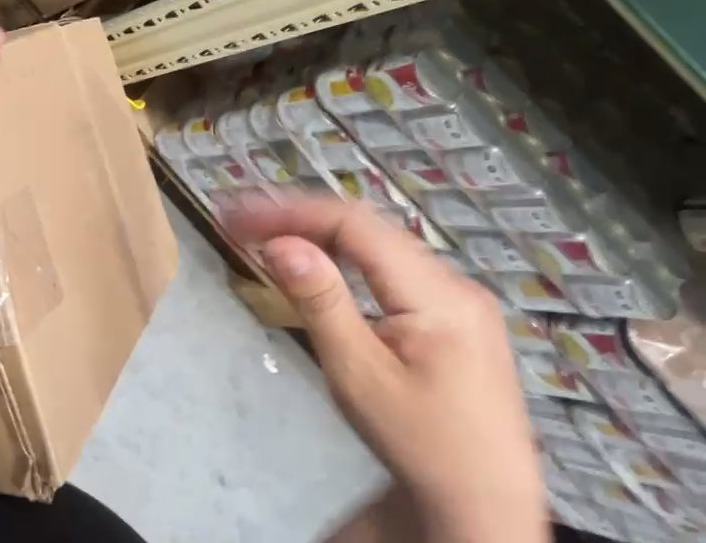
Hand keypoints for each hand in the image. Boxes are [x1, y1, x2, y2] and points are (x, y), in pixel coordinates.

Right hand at [226, 199, 546, 542]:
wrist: (485, 507)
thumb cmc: (420, 442)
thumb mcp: (359, 373)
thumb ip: (320, 301)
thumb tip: (278, 243)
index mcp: (439, 295)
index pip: (353, 224)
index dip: (289, 212)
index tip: (234, 216)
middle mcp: (455, 285)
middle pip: (365, 227)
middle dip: (296, 217)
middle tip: (236, 222)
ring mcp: (457, 301)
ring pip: (374, 245)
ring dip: (314, 234)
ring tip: (260, 235)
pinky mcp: (450, 318)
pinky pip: (385, 268)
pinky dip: (338, 257)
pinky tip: (309, 263)